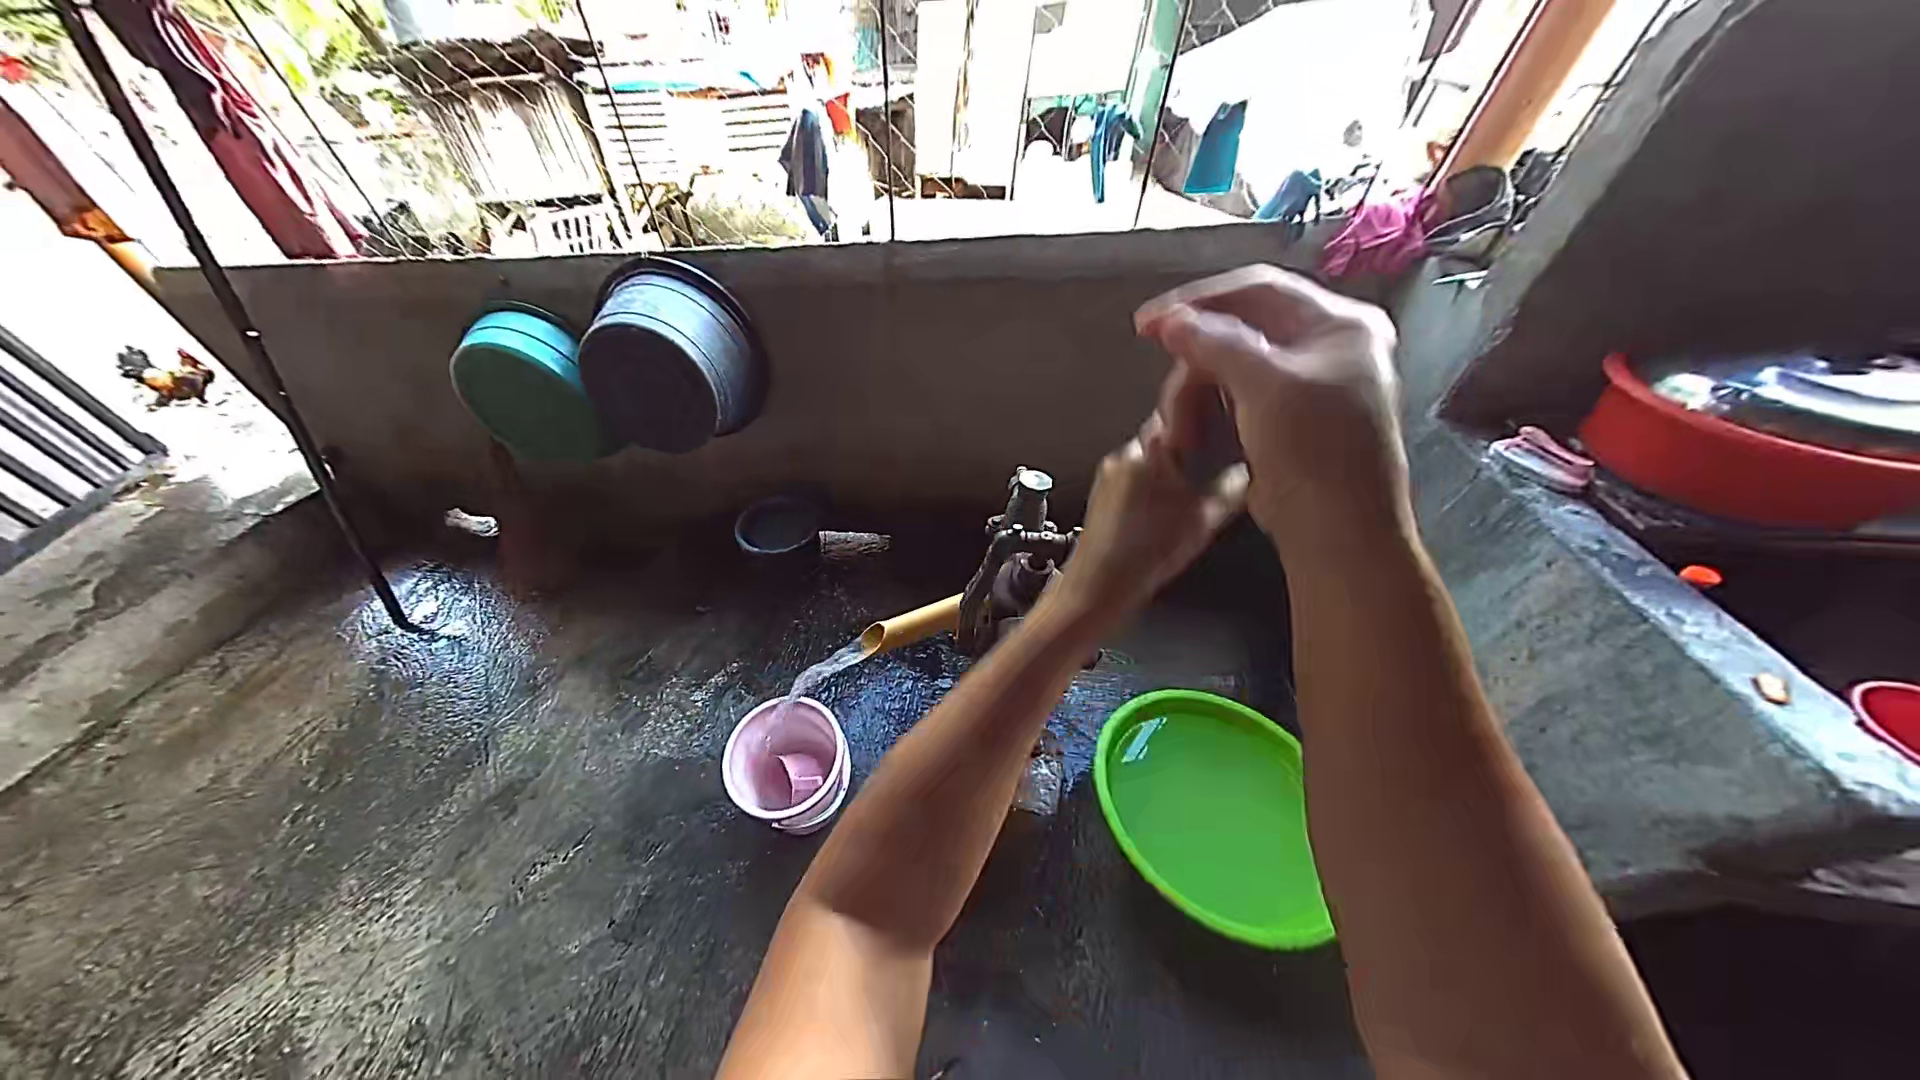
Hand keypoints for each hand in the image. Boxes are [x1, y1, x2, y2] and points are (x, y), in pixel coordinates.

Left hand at [1049, 364, 1247, 623]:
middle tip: (1212, 453)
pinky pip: (1134, 471)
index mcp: (1154, 452)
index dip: (1202, 392)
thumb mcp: (1202, 523)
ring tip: (1187, 488)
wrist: (1096, 585)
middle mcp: (1128, 453)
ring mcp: (1111, 470)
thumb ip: (1229, 490)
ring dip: (1168, 461)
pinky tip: (1162, 504)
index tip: (1219, 384)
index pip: (1180, 401)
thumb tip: (1248, 473)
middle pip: (1166, 429)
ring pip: (1150, 453)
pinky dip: (1151, 479)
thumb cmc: (1144, 557)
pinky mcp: (1102, 488)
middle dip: (1189, 438)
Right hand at [1134, 265, 1409, 552]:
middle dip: (1196, 357)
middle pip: (1243, 329)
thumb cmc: (1314, 453)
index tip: (1147, 322)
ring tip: (1179, 423)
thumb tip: (1171, 320)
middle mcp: (1325, 345)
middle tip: (1164, 387)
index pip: (1258, 289)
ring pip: (1234, 366)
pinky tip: (1193, 426)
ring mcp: (1306, 383)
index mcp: (1338, 324)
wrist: (1336, 531)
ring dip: (1199, 390)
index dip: (1198, 301)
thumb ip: (1216, 344)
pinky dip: (1211, 407)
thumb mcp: (1266, 387)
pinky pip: (1238, 396)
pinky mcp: (1287, 417)